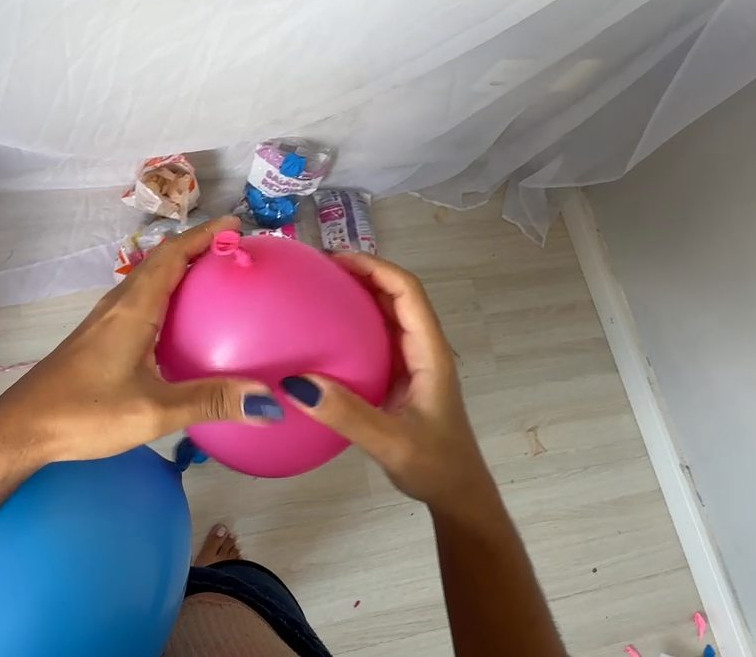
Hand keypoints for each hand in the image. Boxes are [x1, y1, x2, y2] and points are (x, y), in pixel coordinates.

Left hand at [0, 216, 277, 466]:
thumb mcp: (154, 411)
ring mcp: (106, 320)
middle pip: (164, 261)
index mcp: (134, 307)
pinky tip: (184, 329)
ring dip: (183, 271)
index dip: (206, 233)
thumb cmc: (85, 412)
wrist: (20, 430)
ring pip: (151, 281)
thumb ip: (211, 401)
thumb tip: (270, 402)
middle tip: (237, 253)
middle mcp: (120, 303)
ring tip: (218, 283)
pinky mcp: (100, 338)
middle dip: (200, 248)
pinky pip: (142, 302)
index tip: (238, 224)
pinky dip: (169, 298)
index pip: (174, 253)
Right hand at [282, 253, 491, 508]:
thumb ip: (348, 415)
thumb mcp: (391, 443)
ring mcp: (413, 361)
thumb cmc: (435, 466)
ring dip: (358, 293)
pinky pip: (377, 336)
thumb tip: (297, 382)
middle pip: (396, 293)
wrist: (458, 496)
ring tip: (317, 289)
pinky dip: (354, 323)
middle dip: (362, 272)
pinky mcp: (402, 376)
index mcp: (429, 351)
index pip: (407, 290)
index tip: (336, 260)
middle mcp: (423, 347)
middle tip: (317, 269)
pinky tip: (323, 335)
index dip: (376, 267)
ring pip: (388, 312)